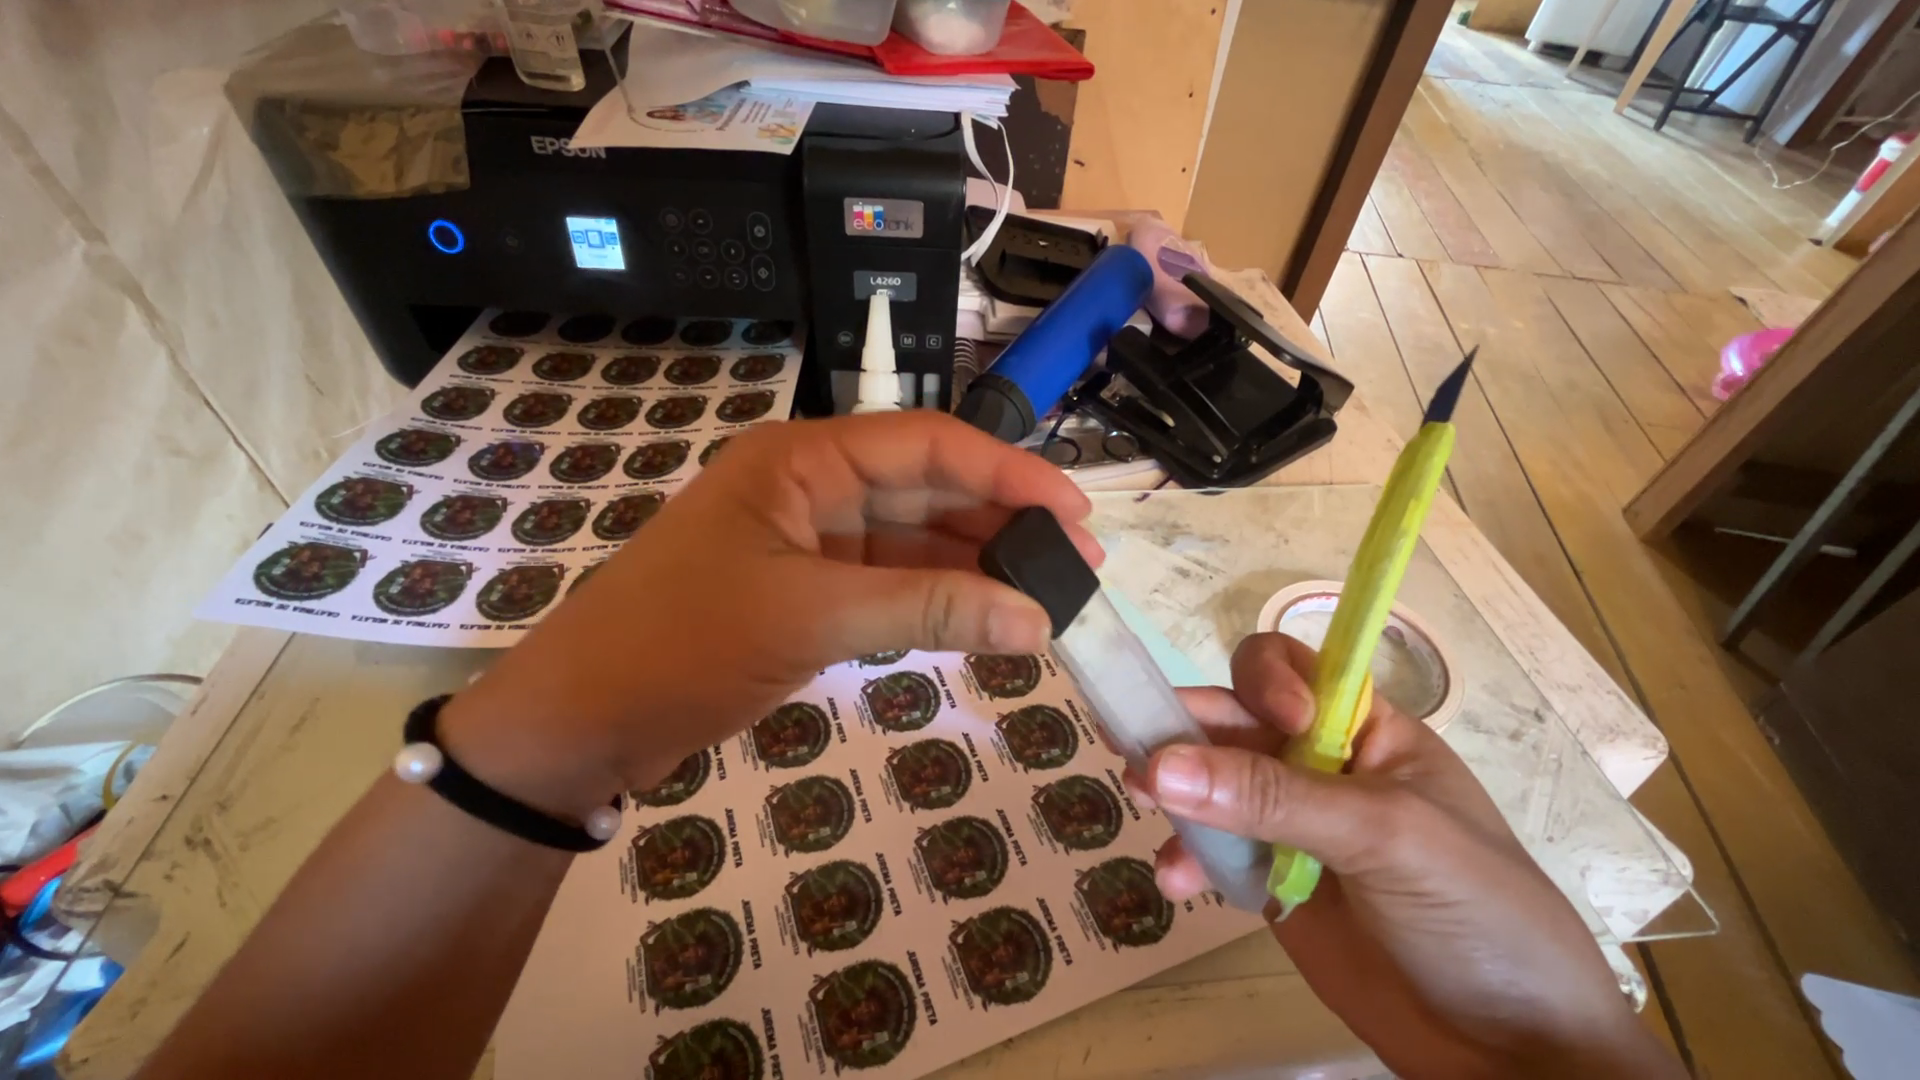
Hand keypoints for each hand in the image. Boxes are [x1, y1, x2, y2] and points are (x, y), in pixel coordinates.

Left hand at [441, 411, 1100, 817]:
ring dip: (975, 566)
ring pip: (913, 541)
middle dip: (1003, 522)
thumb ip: (928, 608)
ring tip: (1046, 597)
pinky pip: (889, 585)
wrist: (581, 721)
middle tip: (1077, 565)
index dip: (1009, 473)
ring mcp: (809, 543)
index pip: (929, 445)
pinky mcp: (805, 593)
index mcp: (803, 458)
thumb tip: (1038, 618)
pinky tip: (985, 620)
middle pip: (927, 489)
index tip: (1076, 515)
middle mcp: (811, 487)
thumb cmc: (684, 644)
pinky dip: (936, 602)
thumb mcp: (811, 616)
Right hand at [1142, 634, 1680, 1078]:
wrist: (1509, 1053)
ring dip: (1174, 789)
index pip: (1294, 673)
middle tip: (1133, 743)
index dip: (1265, 681)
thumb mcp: (1385, 836)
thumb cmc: (1476, 913)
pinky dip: (1186, 857)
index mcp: (1366, 731)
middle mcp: (1320, 766)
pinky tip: (1177, 883)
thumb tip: (1160, 765)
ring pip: (1211, 784)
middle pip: (1235, 723)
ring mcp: (1292, 827)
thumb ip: (1274, 797)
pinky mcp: (1271, 883)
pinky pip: (1213, 851)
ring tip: (1141, 802)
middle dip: (1187, 729)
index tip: (1271, 721)